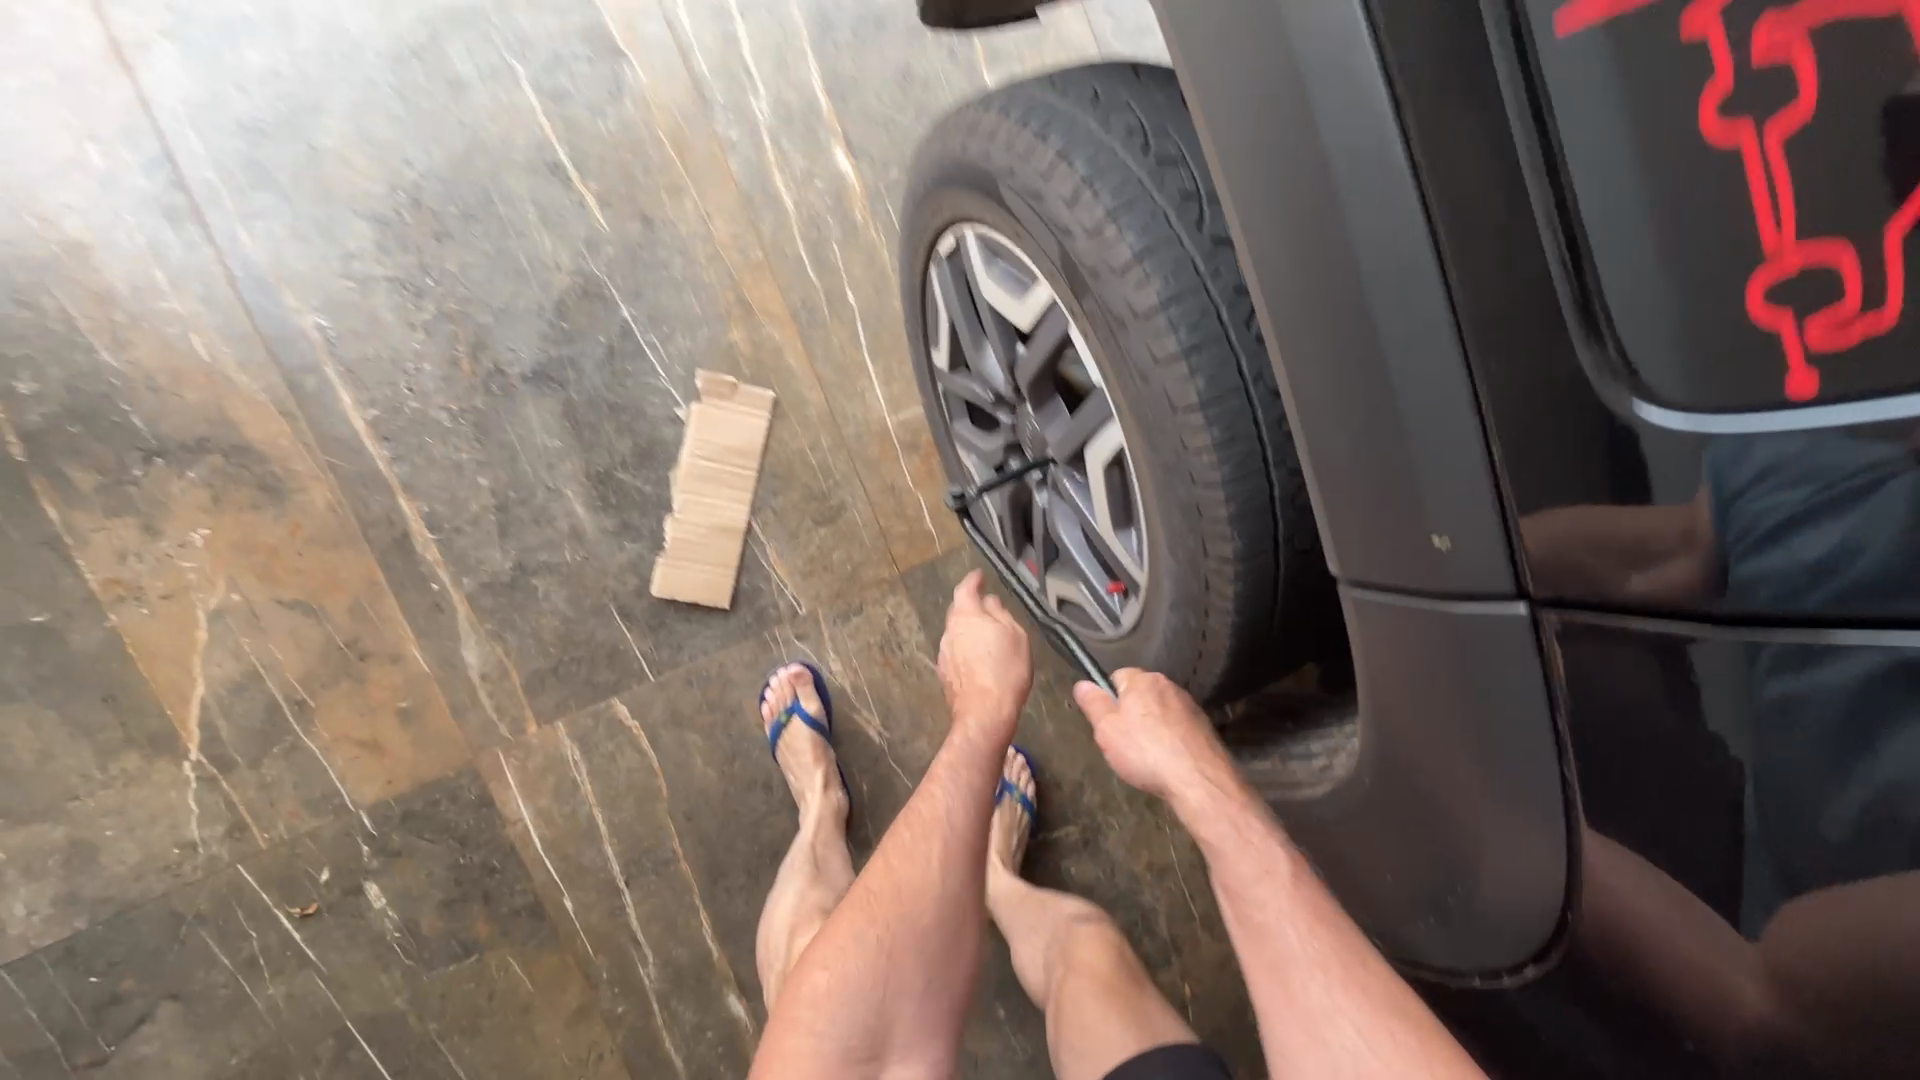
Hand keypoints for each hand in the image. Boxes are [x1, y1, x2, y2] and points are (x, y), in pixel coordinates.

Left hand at [937, 570, 1031, 738]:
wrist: (984, 714)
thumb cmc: (1005, 671)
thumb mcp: (1015, 635)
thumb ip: (1000, 614)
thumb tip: (990, 601)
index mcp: (966, 616)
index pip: (965, 588)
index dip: (973, 580)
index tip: (978, 576)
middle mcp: (949, 631)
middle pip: (958, 611)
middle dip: (970, 606)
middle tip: (986, 607)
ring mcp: (944, 653)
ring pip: (957, 633)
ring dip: (969, 631)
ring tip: (989, 638)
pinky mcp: (945, 673)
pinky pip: (957, 653)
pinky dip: (967, 651)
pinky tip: (980, 661)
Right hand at [1073, 669, 1238, 806]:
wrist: (1198, 780)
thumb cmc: (1144, 752)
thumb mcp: (1107, 730)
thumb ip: (1093, 703)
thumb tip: (1082, 684)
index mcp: (1143, 680)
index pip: (1118, 676)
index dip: (1109, 698)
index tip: (1108, 722)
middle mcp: (1168, 685)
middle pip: (1141, 693)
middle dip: (1132, 712)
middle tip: (1124, 741)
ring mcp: (1190, 705)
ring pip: (1161, 710)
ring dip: (1153, 725)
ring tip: (1148, 755)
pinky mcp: (1205, 725)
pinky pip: (1178, 726)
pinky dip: (1171, 737)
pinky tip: (1169, 760)